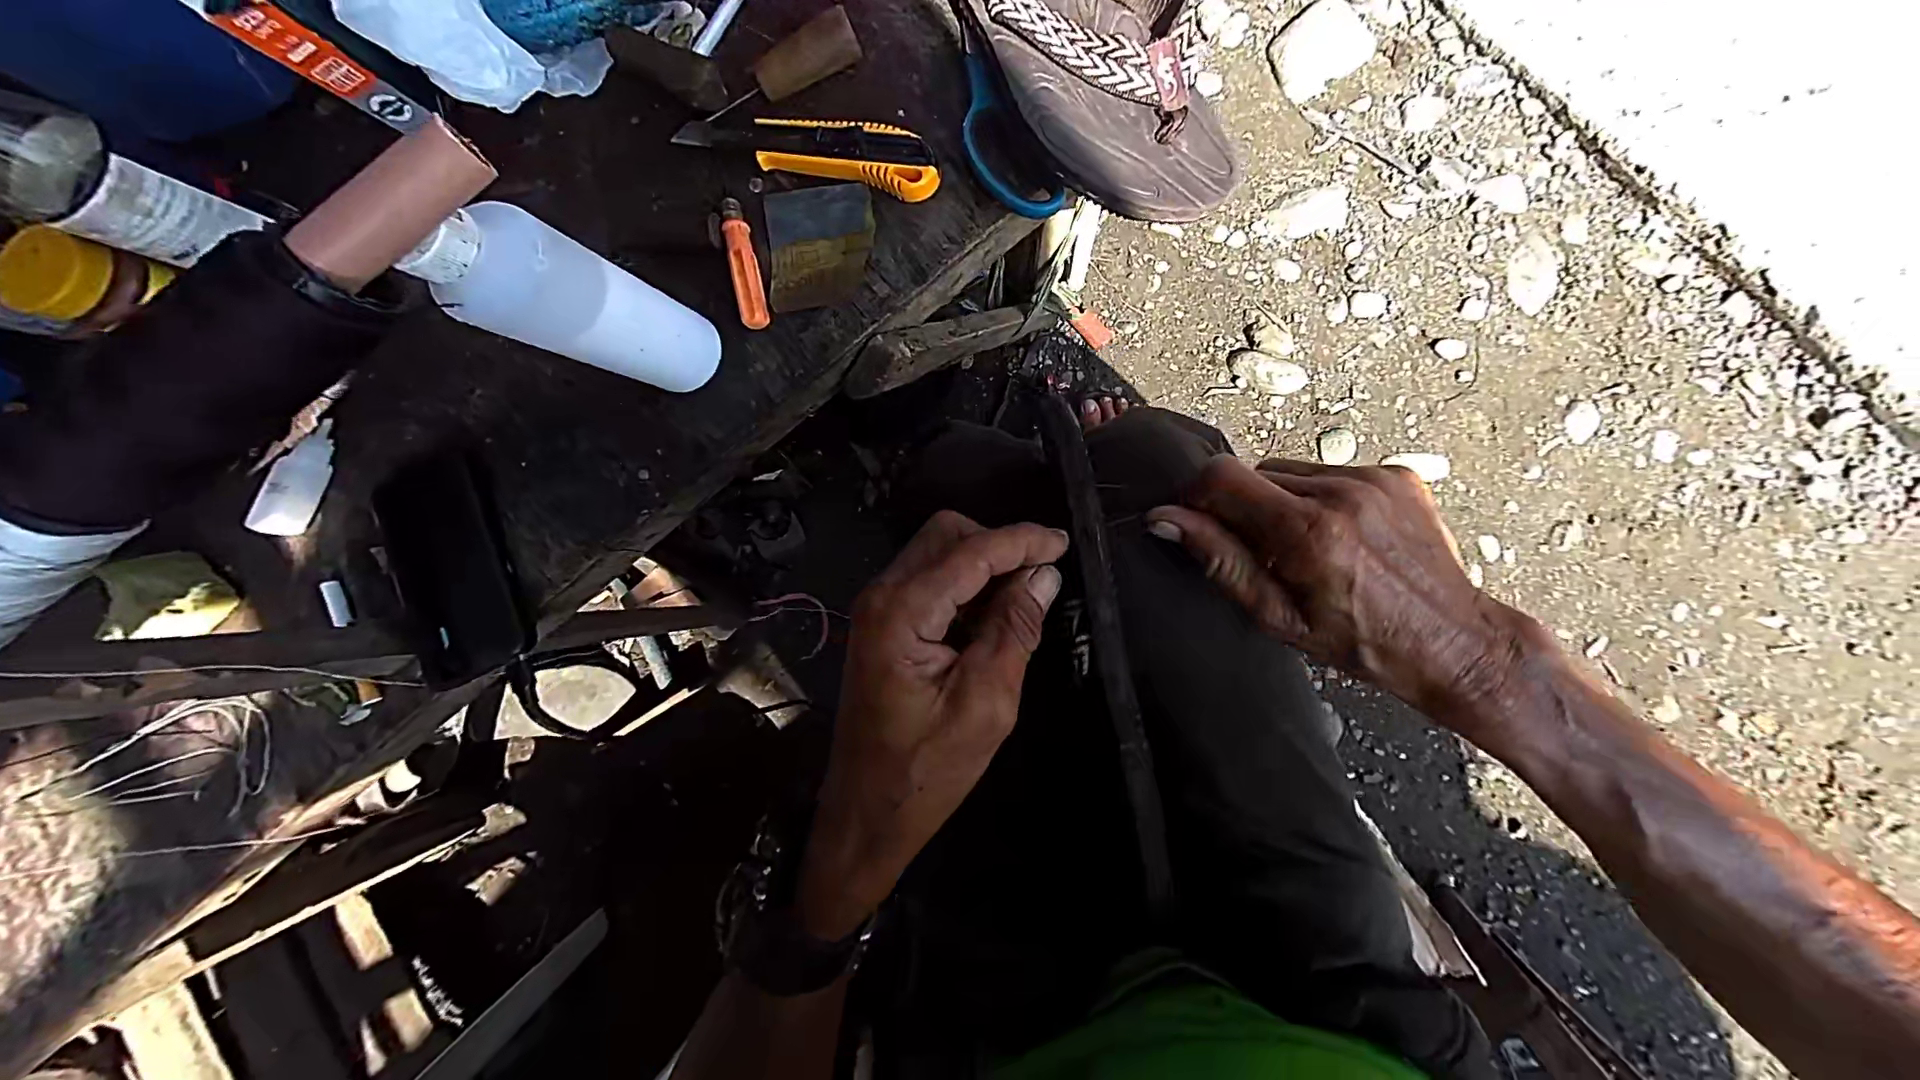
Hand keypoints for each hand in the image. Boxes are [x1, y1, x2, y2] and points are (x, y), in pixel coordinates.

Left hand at [796, 511, 1066, 938]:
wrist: (866, 813)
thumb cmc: (925, 772)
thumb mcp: (986, 705)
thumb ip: (1014, 630)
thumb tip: (1043, 575)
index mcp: (901, 613)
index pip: (970, 551)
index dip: (1021, 540)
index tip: (1063, 543)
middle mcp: (881, 596)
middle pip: (946, 535)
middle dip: (997, 545)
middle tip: (1040, 579)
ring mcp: (877, 608)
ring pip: (937, 552)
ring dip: (983, 565)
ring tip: (1020, 604)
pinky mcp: (882, 623)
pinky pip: (930, 581)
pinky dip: (965, 586)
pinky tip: (990, 619)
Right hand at [1145, 457, 1541, 734]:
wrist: (1452, 641)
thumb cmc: (1365, 641)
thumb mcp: (1275, 614)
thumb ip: (1218, 558)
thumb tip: (1168, 520)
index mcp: (1308, 532)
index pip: (1222, 477)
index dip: (1196, 496)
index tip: (1196, 519)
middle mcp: (1342, 494)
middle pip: (1252, 472)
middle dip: (1242, 507)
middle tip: (1264, 552)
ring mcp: (1373, 480)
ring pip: (1286, 470)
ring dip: (1279, 502)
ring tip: (1304, 546)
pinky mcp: (1394, 475)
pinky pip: (1326, 472)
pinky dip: (1316, 497)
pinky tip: (1335, 534)